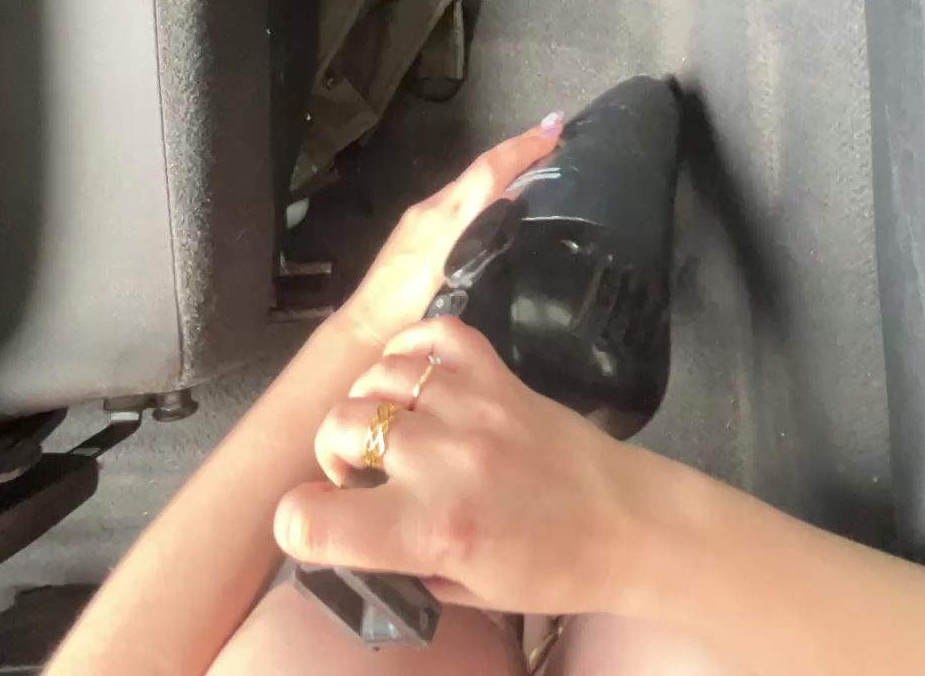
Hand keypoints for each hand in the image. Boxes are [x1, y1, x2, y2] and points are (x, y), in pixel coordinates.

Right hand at [275, 317, 651, 615]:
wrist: (627, 522)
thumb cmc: (551, 568)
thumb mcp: (463, 589)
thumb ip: (396, 558)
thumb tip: (348, 527)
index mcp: (430, 530)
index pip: (310, 521)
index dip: (298, 525)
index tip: (319, 522)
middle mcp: (443, 460)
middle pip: (338, 426)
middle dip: (333, 453)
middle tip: (362, 471)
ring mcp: (472, 406)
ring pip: (378, 376)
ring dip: (369, 402)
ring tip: (391, 424)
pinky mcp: (498, 374)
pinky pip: (435, 334)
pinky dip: (412, 347)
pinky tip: (415, 376)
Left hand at [332, 115, 562, 346]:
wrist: (367, 329)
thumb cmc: (412, 317)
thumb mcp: (458, 284)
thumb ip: (484, 241)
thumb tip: (512, 201)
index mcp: (445, 219)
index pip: (489, 171)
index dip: (523, 148)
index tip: (554, 127)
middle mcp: (433, 207)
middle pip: (480, 168)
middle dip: (517, 147)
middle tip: (552, 133)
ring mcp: (421, 215)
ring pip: (469, 180)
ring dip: (502, 165)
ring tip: (535, 158)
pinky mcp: (416, 226)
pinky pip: (458, 194)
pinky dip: (484, 185)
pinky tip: (498, 195)